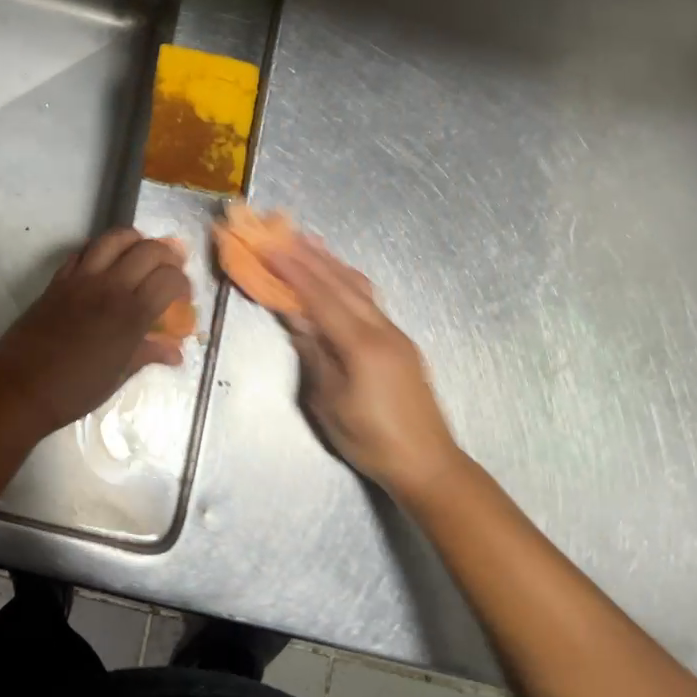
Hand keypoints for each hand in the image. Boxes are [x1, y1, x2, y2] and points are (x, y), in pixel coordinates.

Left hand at [0, 229, 189, 437]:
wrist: (20, 388)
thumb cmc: (75, 390)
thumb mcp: (119, 375)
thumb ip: (148, 354)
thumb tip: (175, 351)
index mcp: (130, 314)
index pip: (169, 278)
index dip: (183, 283)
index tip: (182, 297)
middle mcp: (109, 287)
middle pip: (149, 250)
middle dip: (167, 255)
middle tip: (170, 270)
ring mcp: (81, 279)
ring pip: (115, 238)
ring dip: (135, 241)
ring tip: (141, 255)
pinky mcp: (58, 279)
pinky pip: (84, 251)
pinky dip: (101, 250)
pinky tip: (105, 264)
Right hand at [268, 238, 464, 504]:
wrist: (427, 463)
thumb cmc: (371, 440)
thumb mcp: (329, 402)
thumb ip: (314, 355)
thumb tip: (296, 320)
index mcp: (361, 345)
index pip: (320, 296)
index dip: (293, 270)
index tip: (269, 246)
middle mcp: (381, 330)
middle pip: (341, 283)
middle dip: (309, 257)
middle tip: (282, 234)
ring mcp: (394, 333)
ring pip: (359, 287)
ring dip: (331, 263)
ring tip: (308, 241)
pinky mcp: (399, 342)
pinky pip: (368, 300)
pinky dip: (346, 281)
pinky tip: (336, 275)